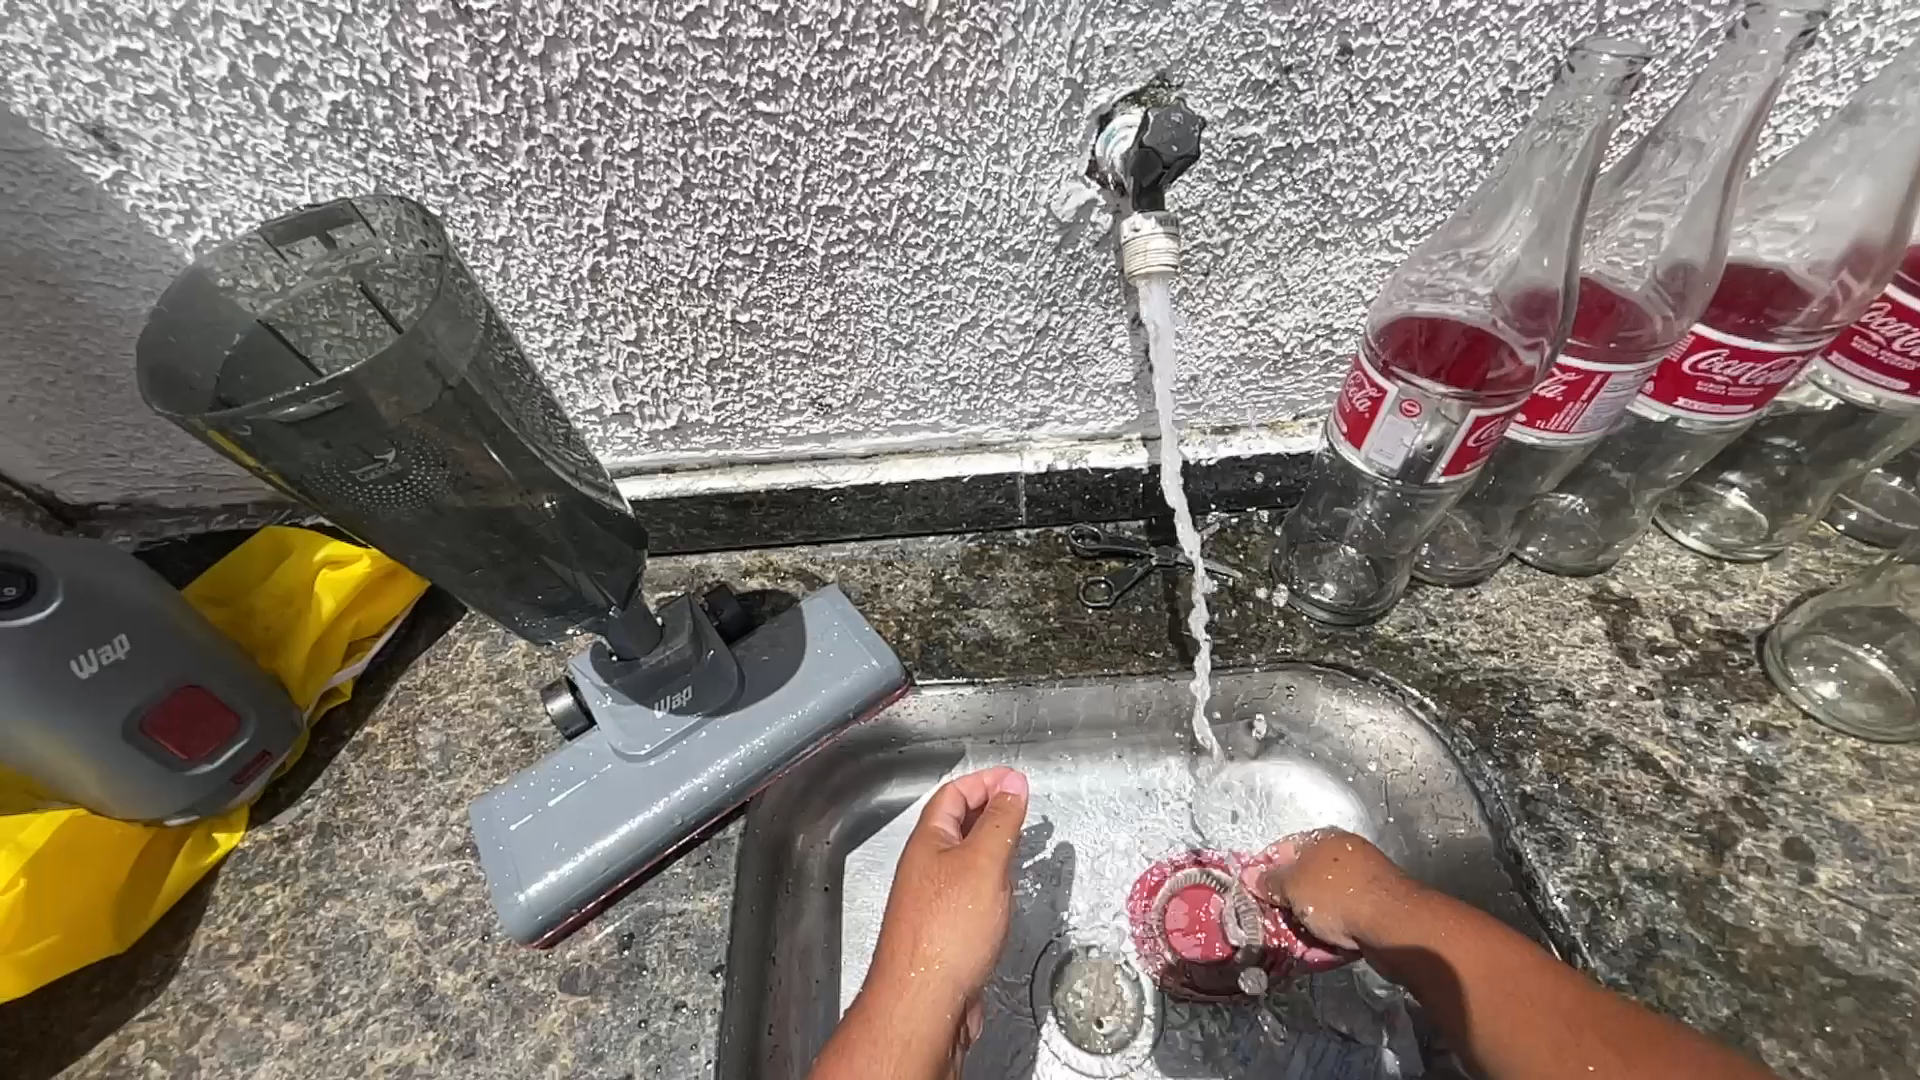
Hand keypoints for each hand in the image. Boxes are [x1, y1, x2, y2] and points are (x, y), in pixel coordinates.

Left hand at [853, 767, 1029, 1063]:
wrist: (922, 1005)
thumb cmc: (946, 933)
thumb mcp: (984, 863)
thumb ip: (1001, 821)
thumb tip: (1013, 784)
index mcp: (928, 841)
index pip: (954, 793)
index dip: (985, 780)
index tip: (1014, 779)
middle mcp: (925, 866)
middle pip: (957, 822)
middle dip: (990, 808)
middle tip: (1020, 805)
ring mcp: (932, 898)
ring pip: (963, 856)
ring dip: (991, 843)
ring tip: (1019, 842)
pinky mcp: (943, 930)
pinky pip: (968, 889)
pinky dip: (990, 879)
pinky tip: (1005, 892)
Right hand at [1241, 828, 1417, 951]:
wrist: (1396, 928)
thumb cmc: (1338, 895)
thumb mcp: (1293, 886)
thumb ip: (1269, 881)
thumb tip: (1251, 877)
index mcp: (1323, 839)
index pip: (1283, 849)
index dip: (1265, 870)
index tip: (1255, 892)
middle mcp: (1343, 856)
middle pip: (1304, 877)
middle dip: (1287, 900)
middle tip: (1274, 920)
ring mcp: (1363, 884)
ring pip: (1324, 902)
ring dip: (1309, 921)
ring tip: (1296, 940)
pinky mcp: (1377, 912)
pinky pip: (1344, 921)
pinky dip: (1331, 933)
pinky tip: (1321, 948)